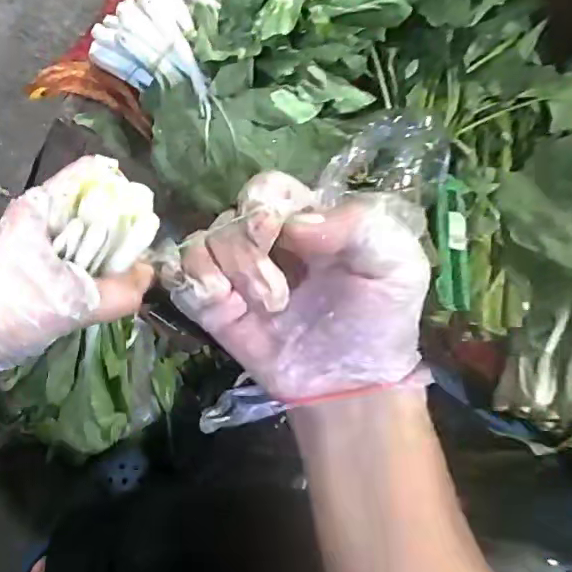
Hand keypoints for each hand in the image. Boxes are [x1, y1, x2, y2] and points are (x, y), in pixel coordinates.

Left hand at [0, 158, 154, 365]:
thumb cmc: (11, 310)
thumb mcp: (72, 304)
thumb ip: (119, 291)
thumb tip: (149, 275)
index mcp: (41, 205)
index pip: (93, 172)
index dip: (123, 189)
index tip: (142, 218)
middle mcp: (38, 213)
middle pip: (92, 201)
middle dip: (120, 224)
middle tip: (138, 254)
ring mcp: (34, 235)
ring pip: (84, 229)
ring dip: (106, 249)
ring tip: (123, 272)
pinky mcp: (33, 259)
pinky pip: (72, 251)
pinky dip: (90, 264)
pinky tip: (101, 284)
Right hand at [164, 171, 427, 402]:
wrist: (347, 382)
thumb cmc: (376, 318)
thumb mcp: (396, 265)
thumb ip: (361, 226)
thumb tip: (297, 223)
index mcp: (301, 217)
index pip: (263, 188)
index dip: (261, 206)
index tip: (278, 234)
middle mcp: (258, 238)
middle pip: (225, 221)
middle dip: (246, 257)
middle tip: (277, 298)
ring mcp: (228, 272)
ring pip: (195, 246)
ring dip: (219, 275)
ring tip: (257, 308)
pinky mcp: (207, 304)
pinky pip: (175, 277)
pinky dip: (189, 285)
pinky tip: (219, 304)